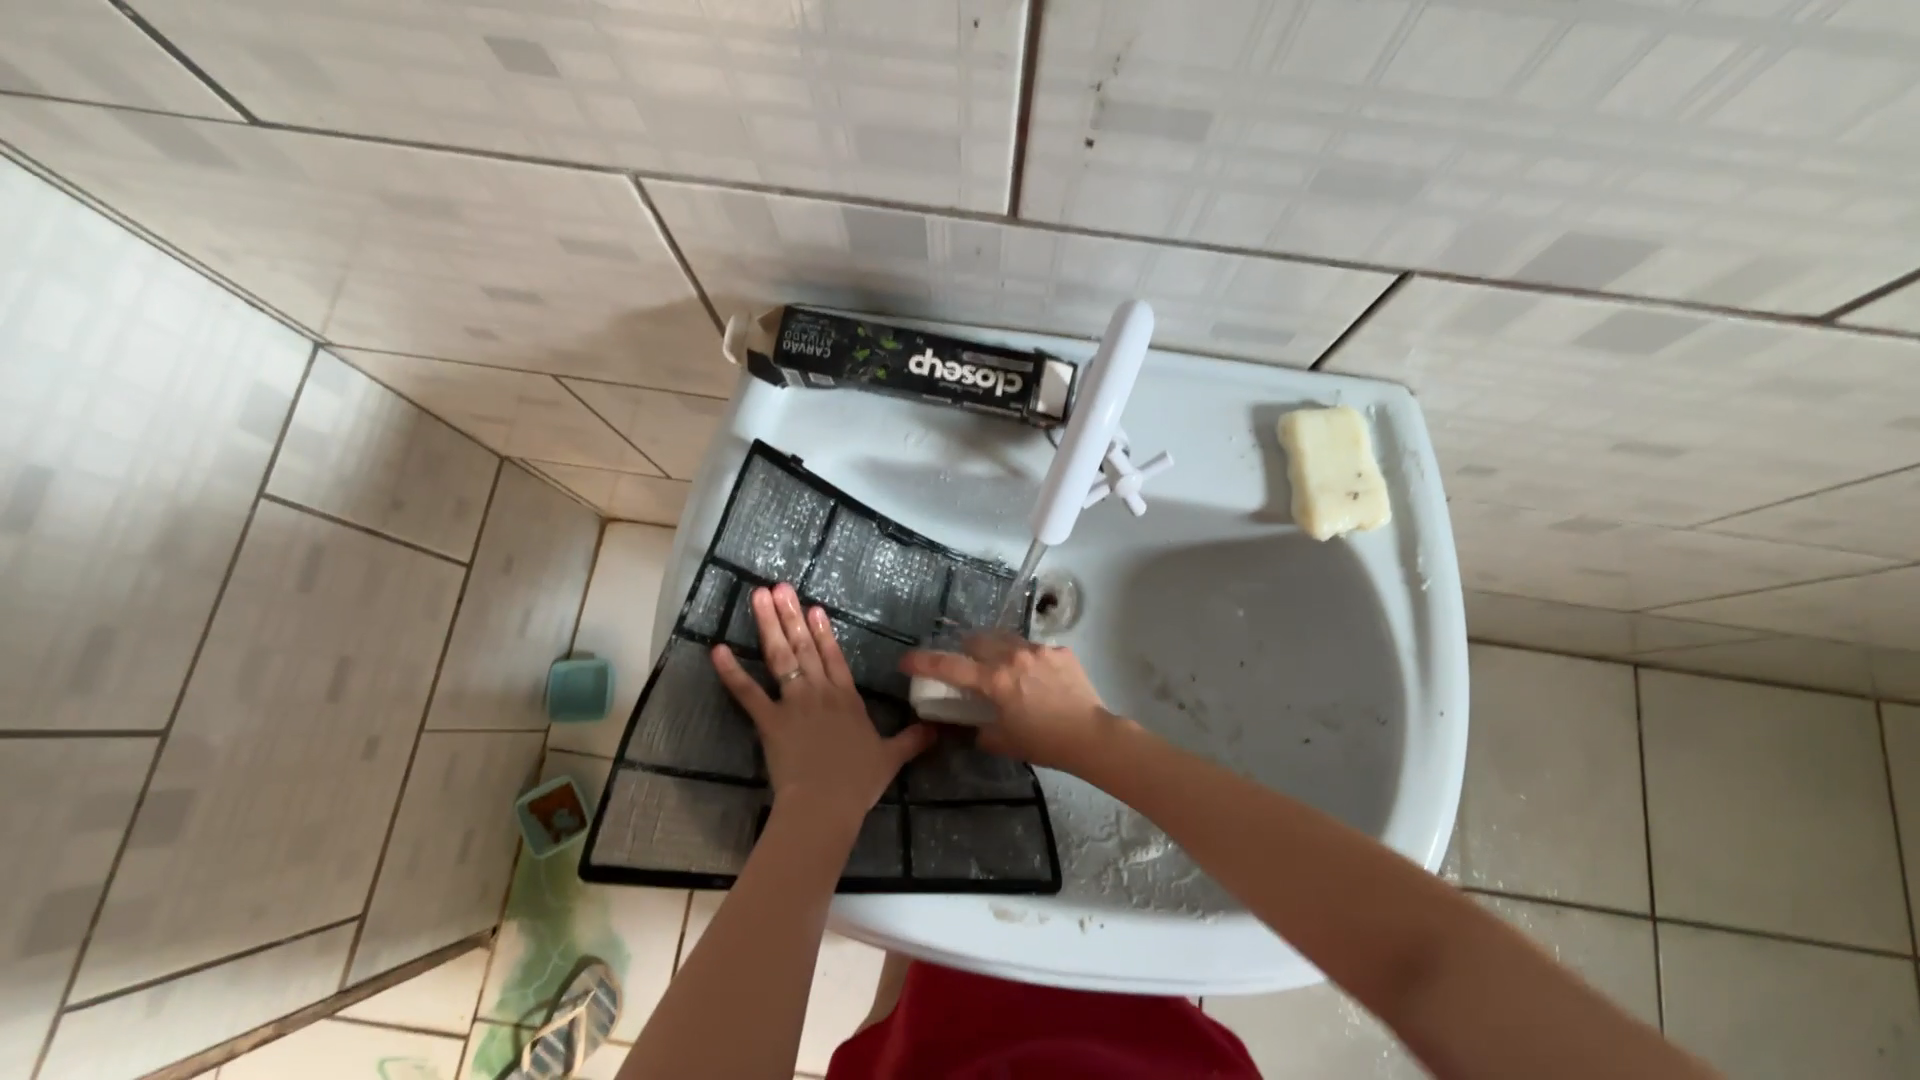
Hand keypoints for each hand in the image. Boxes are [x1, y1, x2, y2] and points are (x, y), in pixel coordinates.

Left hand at [711, 583, 933, 831]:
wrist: (826, 802)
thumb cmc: (858, 781)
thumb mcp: (891, 758)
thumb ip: (912, 740)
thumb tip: (937, 730)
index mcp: (847, 698)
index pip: (834, 657)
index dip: (822, 632)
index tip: (813, 607)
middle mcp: (819, 692)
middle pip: (804, 647)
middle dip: (791, 615)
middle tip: (779, 587)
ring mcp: (792, 703)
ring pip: (779, 657)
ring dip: (768, 625)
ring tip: (758, 597)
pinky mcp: (768, 720)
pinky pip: (746, 692)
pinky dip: (730, 671)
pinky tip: (717, 649)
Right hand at [899, 634, 1128, 771]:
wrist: (1092, 736)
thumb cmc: (1044, 743)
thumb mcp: (1003, 741)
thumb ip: (978, 729)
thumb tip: (967, 724)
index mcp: (996, 680)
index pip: (950, 666)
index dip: (923, 662)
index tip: (906, 661)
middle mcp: (1014, 656)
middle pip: (977, 640)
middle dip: (965, 650)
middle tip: (965, 665)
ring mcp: (1040, 650)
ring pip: (1006, 639)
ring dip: (996, 650)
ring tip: (1001, 667)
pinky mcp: (1061, 651)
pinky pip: (1035, 648)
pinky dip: (1027, 659)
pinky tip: (1035, 677)